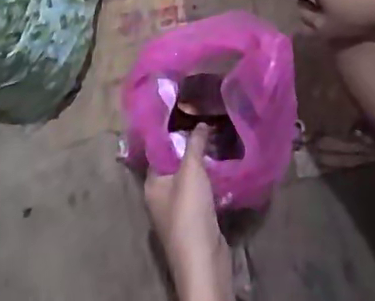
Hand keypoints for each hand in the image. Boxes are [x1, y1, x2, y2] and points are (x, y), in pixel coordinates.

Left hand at [144, 123, 232, 300]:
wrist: (203, 257)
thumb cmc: (189, 210)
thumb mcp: (191, 170)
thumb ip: (195, 144)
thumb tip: (200, 123)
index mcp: (152, 184)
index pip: (158, 151)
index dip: (172, 134)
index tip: (189, 116)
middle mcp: (160, 196)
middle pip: (174, 164)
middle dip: (190, 147)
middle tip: (208, 127)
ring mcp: (177, 210)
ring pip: (189, 179)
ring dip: (201, 165)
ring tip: (217, 143)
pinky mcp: (194, 220)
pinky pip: (200, 193)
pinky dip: (209, 182)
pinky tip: (222, 170)